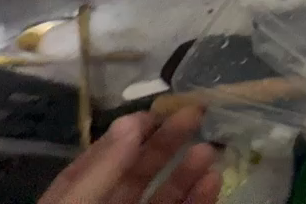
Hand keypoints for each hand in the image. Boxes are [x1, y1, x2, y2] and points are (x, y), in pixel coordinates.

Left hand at [38, 106, 220, 203]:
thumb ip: (100, 173)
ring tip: (209, 149)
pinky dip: (200, 198)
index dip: (123, 137)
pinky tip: (212, 180)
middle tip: (196, 112)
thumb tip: (132, 119)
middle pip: (135, 175)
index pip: (93, 166)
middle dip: (165, 143)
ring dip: (187, 171)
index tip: (156, 110)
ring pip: (163, 195)